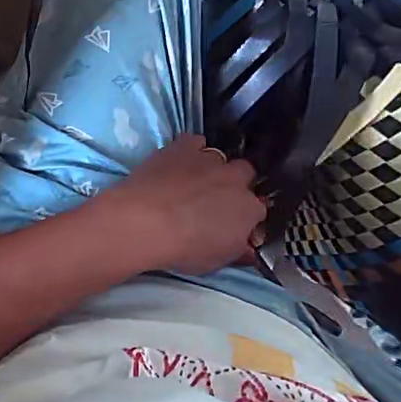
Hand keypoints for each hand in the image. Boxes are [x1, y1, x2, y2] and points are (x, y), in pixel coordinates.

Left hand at [93, 134, 266, 274]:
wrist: (144, 221)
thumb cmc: (182, 248)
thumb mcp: (215, 260)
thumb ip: (236, 249)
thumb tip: (246, 249)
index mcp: (249, 210)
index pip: (256, 209)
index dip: (242, 215)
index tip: (229, 223)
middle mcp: (236, 180)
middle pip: (244, 175)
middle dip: (233, 184)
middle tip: (211, 199)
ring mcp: (209, 160)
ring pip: (219, 157)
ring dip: (210, 167)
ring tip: (191, 181)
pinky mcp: (183, 147)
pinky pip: (194, 141)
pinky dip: (190, 149)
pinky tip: (179, 159)